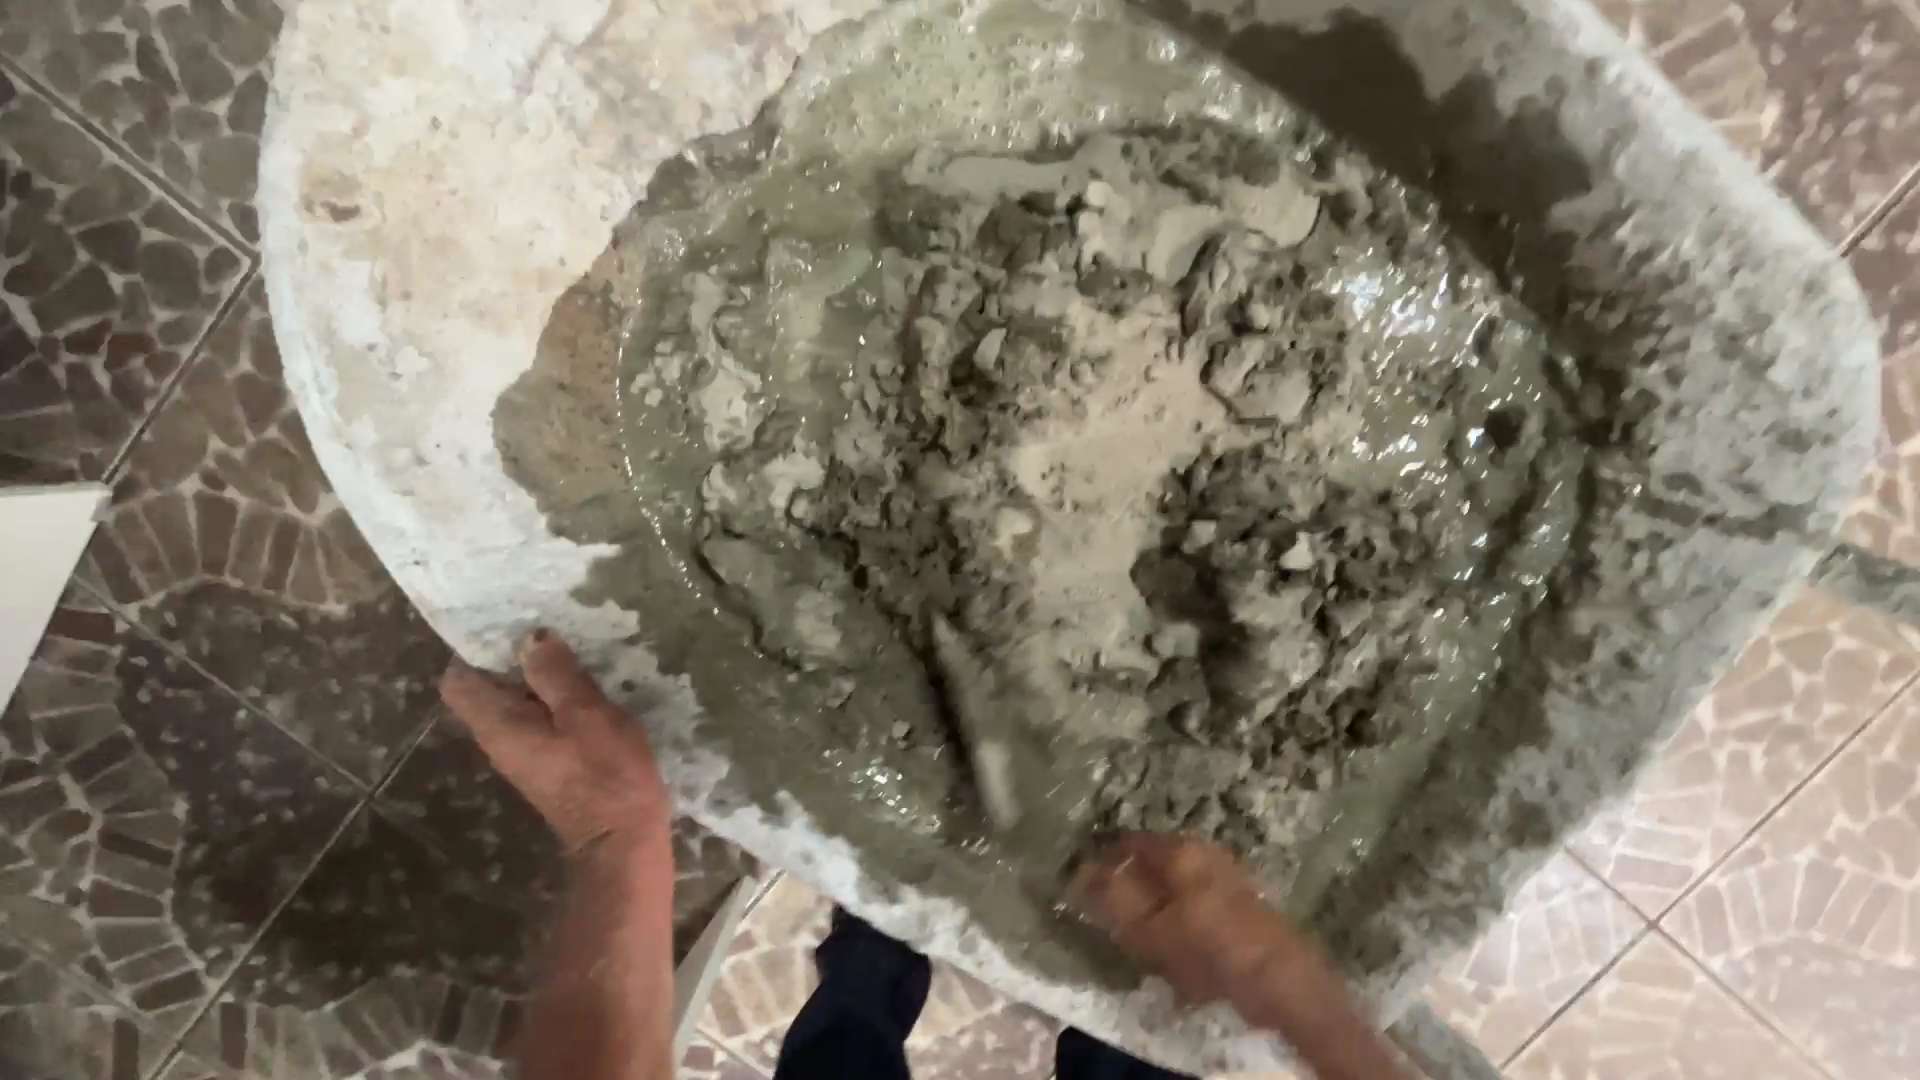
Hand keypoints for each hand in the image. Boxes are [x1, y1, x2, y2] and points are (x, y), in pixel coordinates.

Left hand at [439, 630, 671, 871]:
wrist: (622, 837)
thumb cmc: (606, 772)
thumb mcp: (587, 714)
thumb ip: (557, 675)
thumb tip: (531, 638)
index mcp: (499, 724)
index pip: (459, 680)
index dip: (478, 650)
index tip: (513, 625)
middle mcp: (501, 738)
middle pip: (491, 688)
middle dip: (517, 658)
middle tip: (556, 629)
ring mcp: (525, 753)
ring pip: (520, 702)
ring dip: (543, 677)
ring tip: (578, 651)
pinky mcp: (551, 761)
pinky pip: (542, 718)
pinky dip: (558, 699)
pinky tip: (592, 687)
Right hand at [1071, 833, 1329, 1029]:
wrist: (1284, 983)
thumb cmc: (1209, 953)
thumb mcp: (1148, 931)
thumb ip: (1112, 897)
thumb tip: (1082, 870)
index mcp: (1177, 848)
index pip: (1126, 842)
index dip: (1104, 863)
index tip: (1090, 889)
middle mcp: (1202, 848)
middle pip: (1154, 859)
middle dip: (1134, 881)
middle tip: (1120, 916)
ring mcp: (1228, 869)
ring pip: (1178, 878)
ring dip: (1160, 898)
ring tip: (1150, 933)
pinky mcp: (1245, 895)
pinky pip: (1199, 894)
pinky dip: (1184, 909)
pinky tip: (1184, 938)